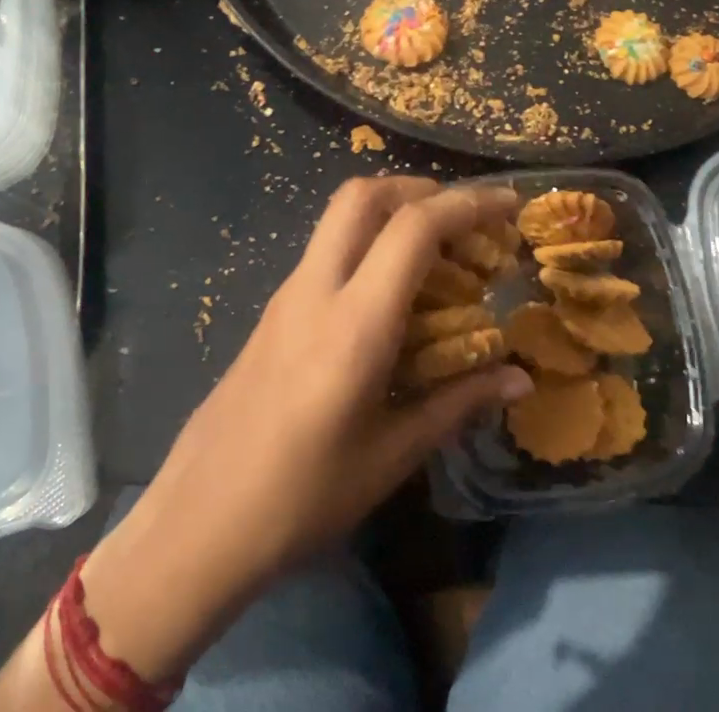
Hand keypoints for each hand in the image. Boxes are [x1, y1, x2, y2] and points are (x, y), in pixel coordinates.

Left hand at [80, 177, 533, 677]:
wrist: (196, 528)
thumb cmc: (303, 499)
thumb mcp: (394, 455)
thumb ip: (460, 402)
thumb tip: (521, 379)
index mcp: (354, 325)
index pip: (414, 229)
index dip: (469, 204)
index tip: (510, 206)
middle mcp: (315, 292)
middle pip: (363, 196)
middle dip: (422, 190)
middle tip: (467, 220)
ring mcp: (285, 300)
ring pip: (339, 220)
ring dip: (393, 216)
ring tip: (440, 259)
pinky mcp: (270, 316)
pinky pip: (326, 255)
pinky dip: (368, 248)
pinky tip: (394, 300)